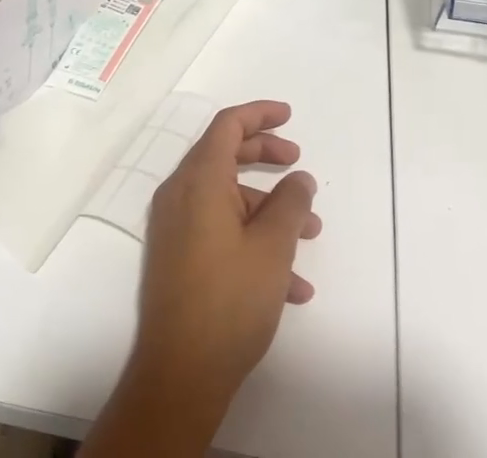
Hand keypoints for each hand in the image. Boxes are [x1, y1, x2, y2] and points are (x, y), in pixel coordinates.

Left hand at [82, 102, 319, 457]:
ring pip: (227, 200)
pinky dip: (253, 242)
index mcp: (197, 181)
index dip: (259, 114)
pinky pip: (218, 232)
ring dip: (269, 210)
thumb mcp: (273, 246)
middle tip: (300, 164)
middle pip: (225, 157)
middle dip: (267, 157)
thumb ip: (291, 203)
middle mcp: (179, 196)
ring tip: (311, 236)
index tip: (289, 116)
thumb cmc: (230, 299)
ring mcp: (175, 228)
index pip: (226, 126)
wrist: (181, 372)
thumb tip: (299, 178)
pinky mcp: (177, 258)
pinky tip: (291, 285)